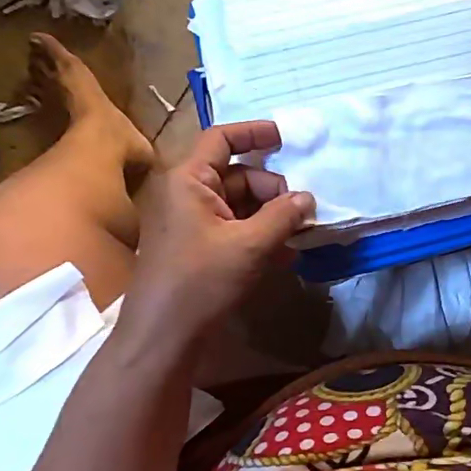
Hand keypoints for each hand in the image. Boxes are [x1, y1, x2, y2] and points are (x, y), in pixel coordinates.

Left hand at [120, 121, 315, 347]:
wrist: (162, 337)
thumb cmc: (200, 281)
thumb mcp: (248, 245)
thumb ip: (282, 216)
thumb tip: (307, 199)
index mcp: (189, 180)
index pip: (222, 138)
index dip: (254, 133)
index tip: (287, 138)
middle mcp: (187, 194)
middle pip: (238, 176)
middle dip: (274, 190)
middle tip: (304, 213)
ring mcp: (192, 223)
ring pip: (240, 206)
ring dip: (271, 217)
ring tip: (301, 236)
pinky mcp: (199, 249)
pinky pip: (234, 230)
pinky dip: (258, 237)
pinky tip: (286, 256)